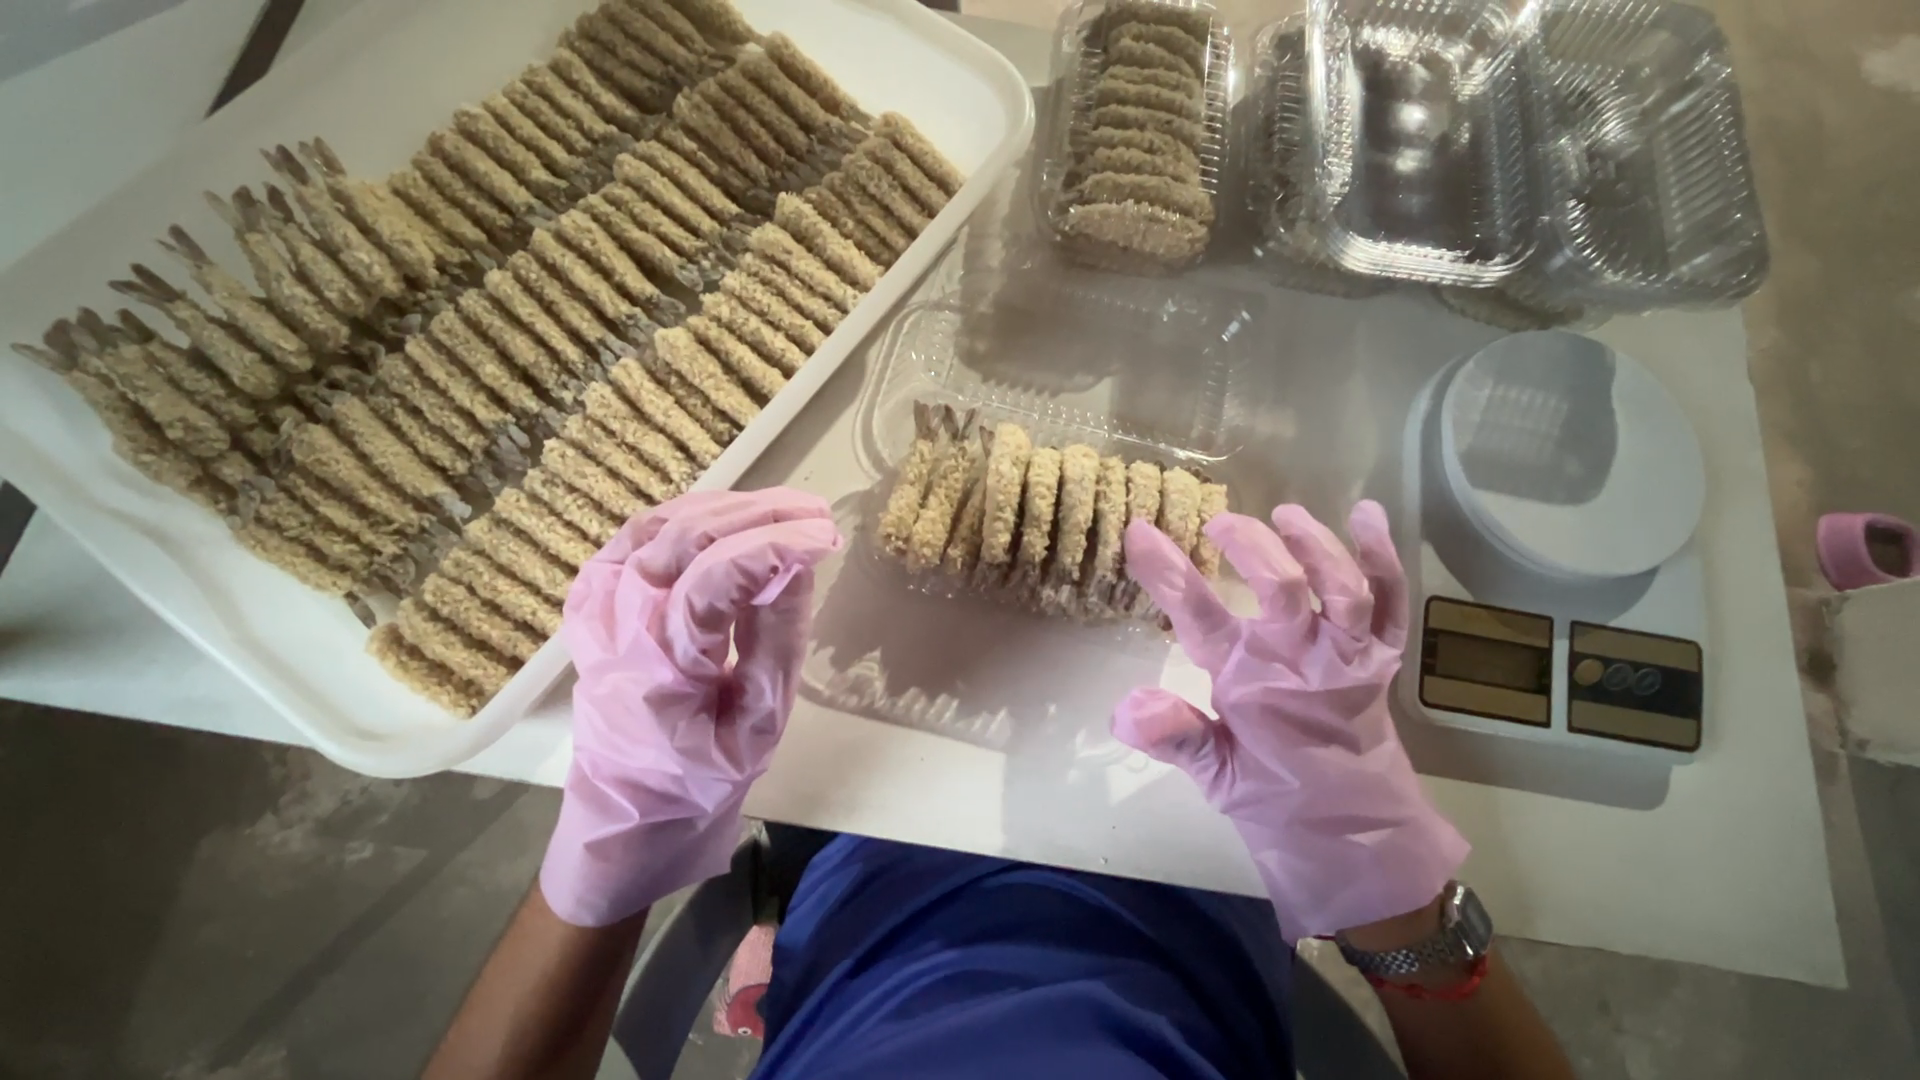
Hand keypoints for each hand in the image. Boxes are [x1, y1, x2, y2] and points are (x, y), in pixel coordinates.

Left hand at [539, 489, 843, 926]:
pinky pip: (629, 540)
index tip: (827, 537)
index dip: (772, 548)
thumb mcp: (758, 729)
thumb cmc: (699, 788)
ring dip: (723, 508)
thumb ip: (776, 643)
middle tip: (815, 512)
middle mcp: (613, 633)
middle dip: (756, 515)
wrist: (624, 822)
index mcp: (656, 676)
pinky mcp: (591, 609)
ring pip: (652, 528)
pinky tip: (723, 514)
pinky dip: (680, 516)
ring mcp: (593, 615)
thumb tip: (797, 566)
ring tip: (782, 507)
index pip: (711, 584)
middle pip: (679, 541)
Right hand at [1112, 501, 1466, 940]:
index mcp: (1251, 687)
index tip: (1141, 531)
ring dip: (1317, 546)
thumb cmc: (1278, 804)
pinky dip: (1385, 559)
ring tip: (1286, 514)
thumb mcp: (1218, 778)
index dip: (1168, 573)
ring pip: (1342, 590)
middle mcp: (1302, 664)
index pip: (1200, 619)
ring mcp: (1348, 658)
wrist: (1360, 839)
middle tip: (1220, 524)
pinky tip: (1368, 516)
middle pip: (1282, 590)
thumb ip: (1175, 737)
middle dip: (1250, 548)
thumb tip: (1124, 708)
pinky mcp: (1380, 659)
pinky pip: (1391, 605)